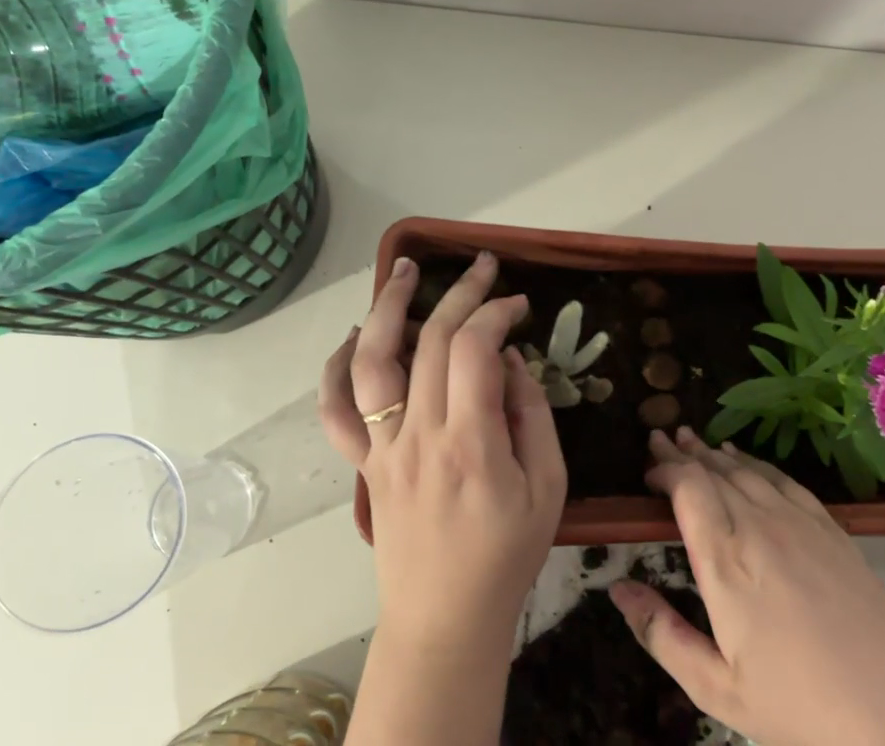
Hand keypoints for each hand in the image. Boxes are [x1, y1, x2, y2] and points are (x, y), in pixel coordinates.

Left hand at [320, 252, 565, 653]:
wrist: (445, 618)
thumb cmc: (507, 555)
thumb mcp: (549, 487)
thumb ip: (533, 416)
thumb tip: (511, 360)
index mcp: (472, 443)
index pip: (475, 349)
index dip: (497, 312)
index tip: (519, 305)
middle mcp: (419, 436)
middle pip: (431, 341)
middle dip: (460, 293)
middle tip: (482, 267)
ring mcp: (383, 450)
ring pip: (372, 362)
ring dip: (387, 308)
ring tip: (404, 271)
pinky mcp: (364, 465)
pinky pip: (335, 412)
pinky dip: (337, 368)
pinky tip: (356, 337)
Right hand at [611, 428, 884, 745]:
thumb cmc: (795, 704)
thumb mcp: (714, 687)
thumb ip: (661, 633)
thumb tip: (617, 589)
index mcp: (726, 560)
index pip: (689, 488)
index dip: (665, 470)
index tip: (647, 472)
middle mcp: (761, 526)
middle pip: (715, 470)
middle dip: (683, 452)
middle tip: (660, 439)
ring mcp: (801, 523)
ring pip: (749, 470)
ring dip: (717, 454)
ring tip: (694, 441)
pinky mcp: (832, 528)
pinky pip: (785, 480)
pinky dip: (758, 464)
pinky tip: (748, 462)